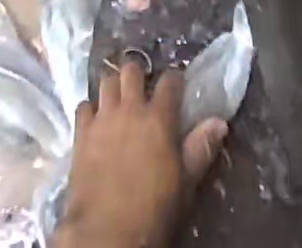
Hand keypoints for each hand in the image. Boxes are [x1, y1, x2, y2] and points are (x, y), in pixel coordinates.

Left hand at [57, 60, 228, 247]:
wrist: (107, 232)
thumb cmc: (153, 209)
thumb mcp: (186, 183)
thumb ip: (201, 148)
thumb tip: (219, 122)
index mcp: (159, 117)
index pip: (169, 81)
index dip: (174, 79)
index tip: (176, 85)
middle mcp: (130, 109)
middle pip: (131, 70)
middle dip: (138, 73)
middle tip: (142, 86)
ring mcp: (103, 118)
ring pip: (106, 81)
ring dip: (113, 86)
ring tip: (118, 98)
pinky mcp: (81, 133)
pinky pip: (83, 106)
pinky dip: (91, 109)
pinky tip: (95, 120)